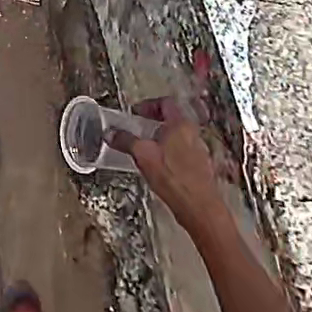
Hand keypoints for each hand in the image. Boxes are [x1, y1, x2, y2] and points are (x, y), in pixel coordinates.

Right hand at [104, 98, 231, 242]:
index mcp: (181, 124)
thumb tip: (111, 133)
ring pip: (178, 138)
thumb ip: (125, 141)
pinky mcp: (201, 169)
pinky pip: (183, 154)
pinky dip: (170, 155)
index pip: (165, 103)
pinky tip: (160, 169)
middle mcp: (193, 134)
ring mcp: (199, 152)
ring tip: (147, 150)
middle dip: (154, 123)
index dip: (148, 105)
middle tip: (139, 130)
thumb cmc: (173, 177)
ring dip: (162, 140)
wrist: (199, 208)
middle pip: (172, 120)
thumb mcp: (142, 155)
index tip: (136, 112)